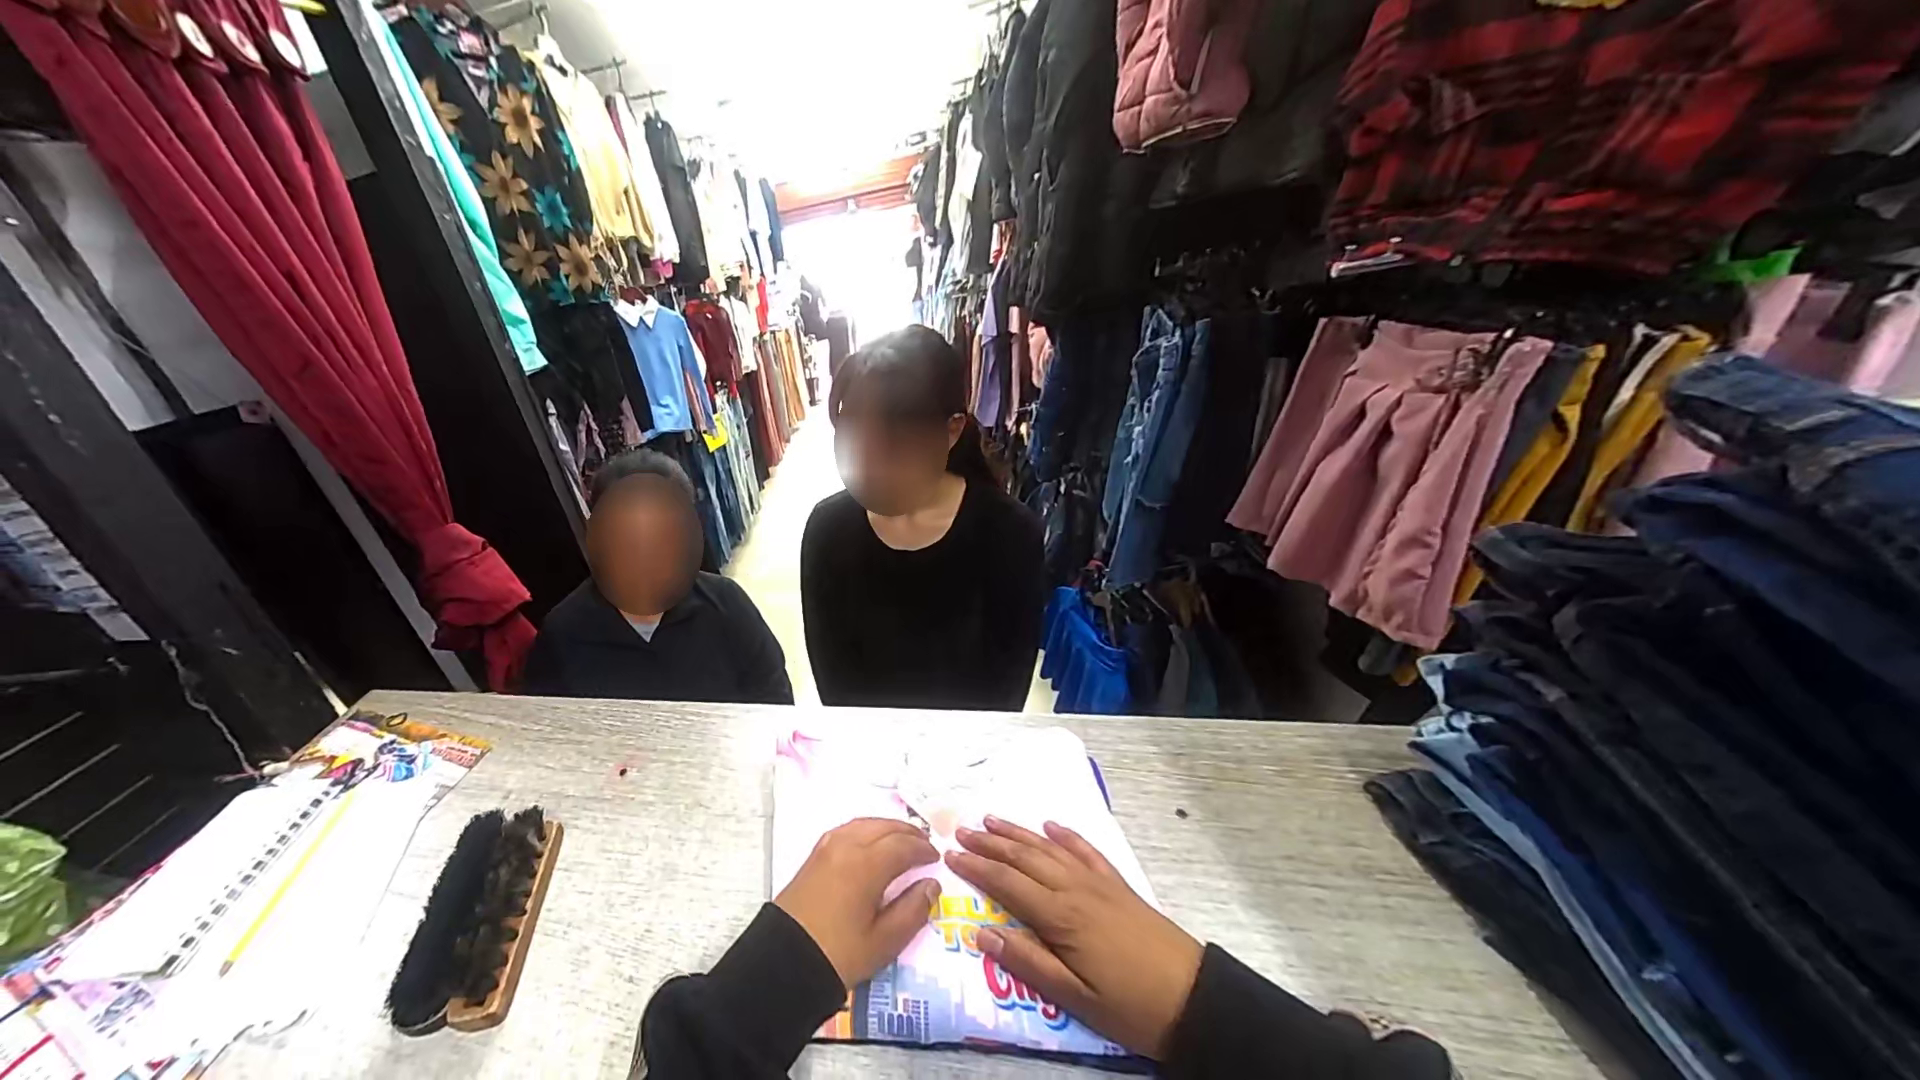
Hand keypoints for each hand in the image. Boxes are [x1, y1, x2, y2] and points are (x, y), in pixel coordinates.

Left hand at [776, 818, 941, 987]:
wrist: (781, 965)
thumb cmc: (838, 955)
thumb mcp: (883, 942)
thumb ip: (912, 910)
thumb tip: (931, 885)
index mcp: (867, 864)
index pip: (903, 846)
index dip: (923, 849)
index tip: (935, 858)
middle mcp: (847, 846)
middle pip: (885, 827)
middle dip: (908, 833)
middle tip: (924, 845)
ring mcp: (827, 848)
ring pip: (865, 824)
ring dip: (887, 828)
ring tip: (901, 841)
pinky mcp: (814, 856)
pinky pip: (848, 830)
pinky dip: (867, 830)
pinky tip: (871, 843)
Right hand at [946, 816, 1202, 1059]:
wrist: (1191, 995)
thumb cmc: (1129, 1005)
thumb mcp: (1074, 997)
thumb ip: (1027, 961)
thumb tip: (980, 932)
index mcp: (1060, 915)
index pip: (1008, 883)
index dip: (977, 868)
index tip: (950, 855)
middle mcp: (1074, 888)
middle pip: (1024, 857)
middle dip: (990, 843)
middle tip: (962, 831)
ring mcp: (1097, 881)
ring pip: (1049, 848)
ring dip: (1019, 833)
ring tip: (992, 820)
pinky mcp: (1116, 883)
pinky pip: (1085, 850)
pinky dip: (1066, 835)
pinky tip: (1052, 826)